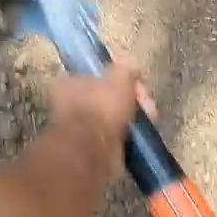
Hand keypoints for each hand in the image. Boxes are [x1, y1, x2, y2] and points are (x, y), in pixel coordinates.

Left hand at [47, 60, 149, 174]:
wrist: (94, 151)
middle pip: (109, 97)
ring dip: (134, 119)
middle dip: (132, 99)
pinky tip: (142, 137)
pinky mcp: (95, 149)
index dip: (119, 77)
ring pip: (115, 118)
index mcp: (68, 83)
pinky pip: (117, 137)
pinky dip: (131, 137)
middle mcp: (70, 105)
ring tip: (149, 121)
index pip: (96, 74)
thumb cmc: (101, 107)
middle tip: (146, 104)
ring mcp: (82, 129)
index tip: (136, 82)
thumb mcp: (119, 77)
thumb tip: (131, 66)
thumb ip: (126, 67)